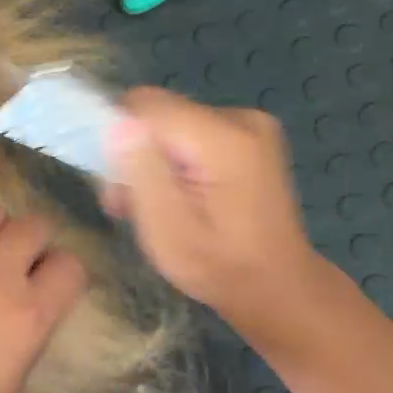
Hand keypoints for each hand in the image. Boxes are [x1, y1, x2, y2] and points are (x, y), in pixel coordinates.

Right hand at [101, 87, 323, 325]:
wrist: (277, 286)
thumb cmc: (218, 266)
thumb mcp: (167, 229)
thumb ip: (143, 172)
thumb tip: (119, 124)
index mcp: (225, 140)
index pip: (147, 105)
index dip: (117, 137)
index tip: (115, 186)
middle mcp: (241, 118)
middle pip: (159, 114)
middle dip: (134, 154)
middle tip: (129, 206)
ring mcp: (249, 125)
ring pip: (171, 124)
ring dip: (151, 161)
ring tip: (152, 207)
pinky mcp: (248, 137)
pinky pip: (190, 133)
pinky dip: (173, 161)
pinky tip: (177, 197)